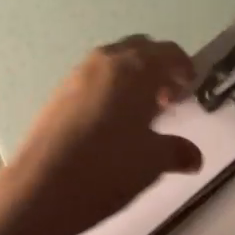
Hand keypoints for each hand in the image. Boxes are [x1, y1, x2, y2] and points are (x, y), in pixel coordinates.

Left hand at [0, 36, 201, 234]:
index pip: (168, 52)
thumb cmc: (106, 167)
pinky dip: (110, 85)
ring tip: (138, 112)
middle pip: (141, 49)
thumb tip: (193, 155)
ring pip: (115, 60)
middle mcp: (109, 59)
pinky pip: (95, 75)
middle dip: (157, 68)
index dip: (183, 66)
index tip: (190, 86)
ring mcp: (80, 71)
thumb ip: (176, 151)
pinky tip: (109, 119)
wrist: (42, 185)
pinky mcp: (60, 88)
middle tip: (167, 99)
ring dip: (132, 76)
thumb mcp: (150, 163)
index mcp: (137, 68)